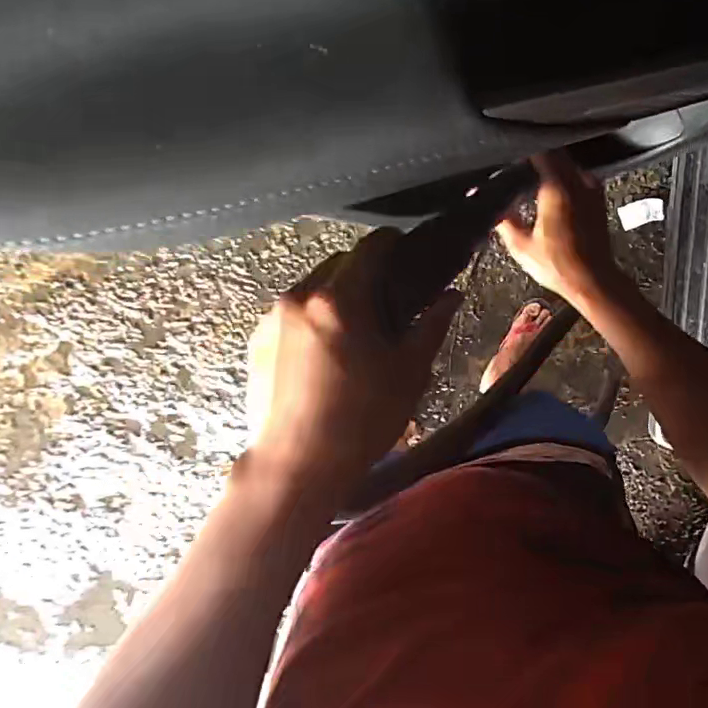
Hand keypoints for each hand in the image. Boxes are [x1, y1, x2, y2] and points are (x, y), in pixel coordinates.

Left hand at [244, 228, 460, 477]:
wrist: (297, 466)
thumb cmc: (362, 419)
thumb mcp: (409, 372)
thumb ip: (431, 326)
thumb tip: (452, 296)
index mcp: (340, 299)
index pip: (369, 248)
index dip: (392, 242)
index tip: (405, 247)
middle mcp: (299, 297)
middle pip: (337, 264)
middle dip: (363, 270)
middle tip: (386, 295)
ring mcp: (272, 320)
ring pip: (310, 287)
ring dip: (335, 293)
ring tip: (354, 326)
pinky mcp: (256, 343)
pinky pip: (290, 314)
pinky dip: (311, 317)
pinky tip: (325, 351)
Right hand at [496, 152, 626, 305]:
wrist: (592, 281)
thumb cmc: (559, 266)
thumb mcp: (521, 246)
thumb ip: (504, 220)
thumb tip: (492, 206)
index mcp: (557, 188)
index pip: (540, 151)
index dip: (523, 149)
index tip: (510, 153)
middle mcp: (577, 182)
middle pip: (556, 154)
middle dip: (537, 157)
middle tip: (517, 167)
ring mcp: (591, 189)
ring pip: (568, 164)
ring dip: (552, 168)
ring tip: (532, 181)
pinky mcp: (598, 199)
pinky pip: (579, 177)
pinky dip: (565, 180)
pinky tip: (552, 196)